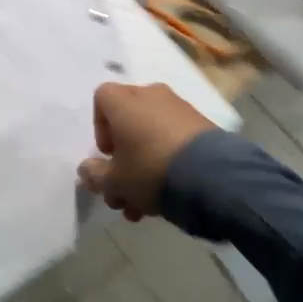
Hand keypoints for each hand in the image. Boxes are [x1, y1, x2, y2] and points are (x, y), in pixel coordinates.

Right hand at [76, 82, 217, 221]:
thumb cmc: (151, 170)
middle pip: (127, 123)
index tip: (108, 156)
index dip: (100, 129)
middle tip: (123, 191)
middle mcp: (150, 95)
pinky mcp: (203, 126)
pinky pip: (174, 140)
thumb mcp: (115, 180)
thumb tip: (86, 170)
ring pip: (151, 136)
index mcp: (124, 100)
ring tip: (146, 206)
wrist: (215, 177)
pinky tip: (170, 194)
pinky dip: (168, 162)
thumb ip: (95, 175)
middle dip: (123, 160)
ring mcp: (180, 109)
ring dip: (144, 167)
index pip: (101, 99)